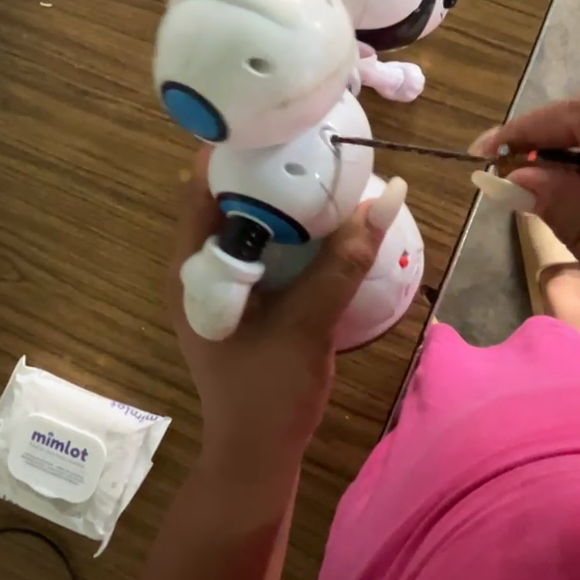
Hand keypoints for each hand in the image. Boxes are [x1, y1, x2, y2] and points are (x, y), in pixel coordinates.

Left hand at [167, 150, 396, 485]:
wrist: (257, 457)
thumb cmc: (269, 394)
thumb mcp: (310, 323)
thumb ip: (345, 261)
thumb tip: (387, 196)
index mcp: (192, 269)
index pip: (201, 187)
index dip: (235, 150)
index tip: (278, 122)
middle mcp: (195, 269)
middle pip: (224, 199)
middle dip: (263, 169)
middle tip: (309, 139)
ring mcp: (215, 287)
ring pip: (242, 225)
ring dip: (276, 200)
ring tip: (318, 167)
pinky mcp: (238, 301)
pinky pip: (257, 251)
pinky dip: (284, 232)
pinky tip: (318, 221)